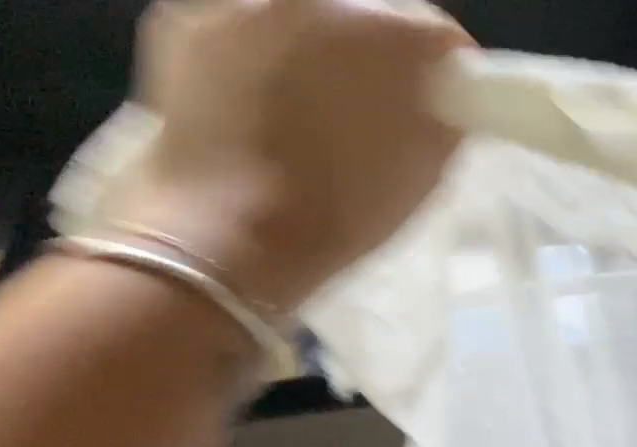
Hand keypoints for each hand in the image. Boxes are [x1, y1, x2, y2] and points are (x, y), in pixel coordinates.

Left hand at [121, 0, 473, 309]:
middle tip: (380, 107)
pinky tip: (263, 105)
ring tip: (317, 107)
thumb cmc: (342, 213)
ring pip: (306, 15)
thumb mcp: (424, 176)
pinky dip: (264, 54)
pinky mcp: (187, 15)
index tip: (447, 104)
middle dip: (382, 54)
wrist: (227, 234)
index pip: (439, 34)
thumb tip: (445, 99)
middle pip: (369, 12)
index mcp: (386, 33)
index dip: (450, 72)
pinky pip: (248, 24)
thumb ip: (445, 121)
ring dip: (323, 49)